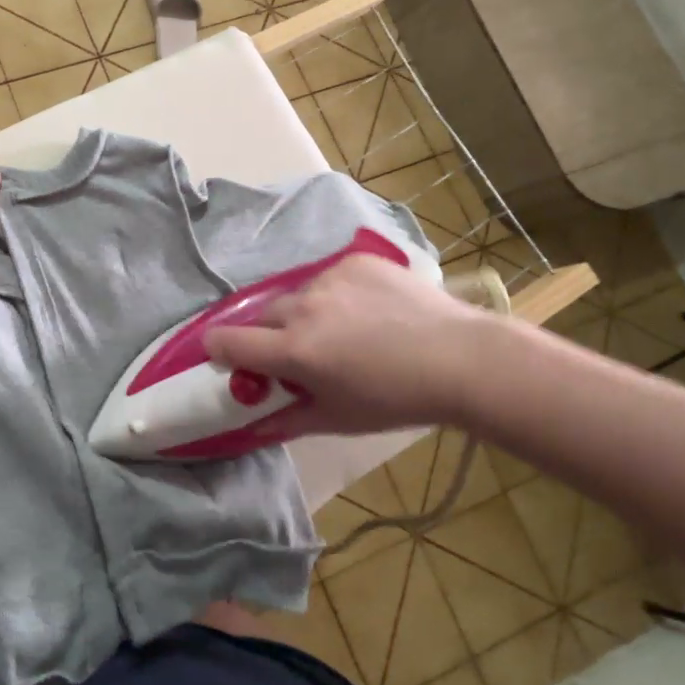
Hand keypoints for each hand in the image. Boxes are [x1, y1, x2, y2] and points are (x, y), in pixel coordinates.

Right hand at [203, 256, 496, 437]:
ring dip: (306, 312)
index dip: (219, 349)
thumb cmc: (398, 399)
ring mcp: (330, 279)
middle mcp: (303, 308)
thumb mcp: (339, 419)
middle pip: (262, 315)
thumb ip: (287, 418)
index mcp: (294, 350)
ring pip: (299, 295)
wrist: (465, 359)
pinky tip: (369, 310)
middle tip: (298, 352)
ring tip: (343, 330)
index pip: (228, 342)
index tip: (225, 356)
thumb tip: (253, 422)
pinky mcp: (356, 262)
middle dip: (269, 333)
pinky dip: (339, 294)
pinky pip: (331, 277)